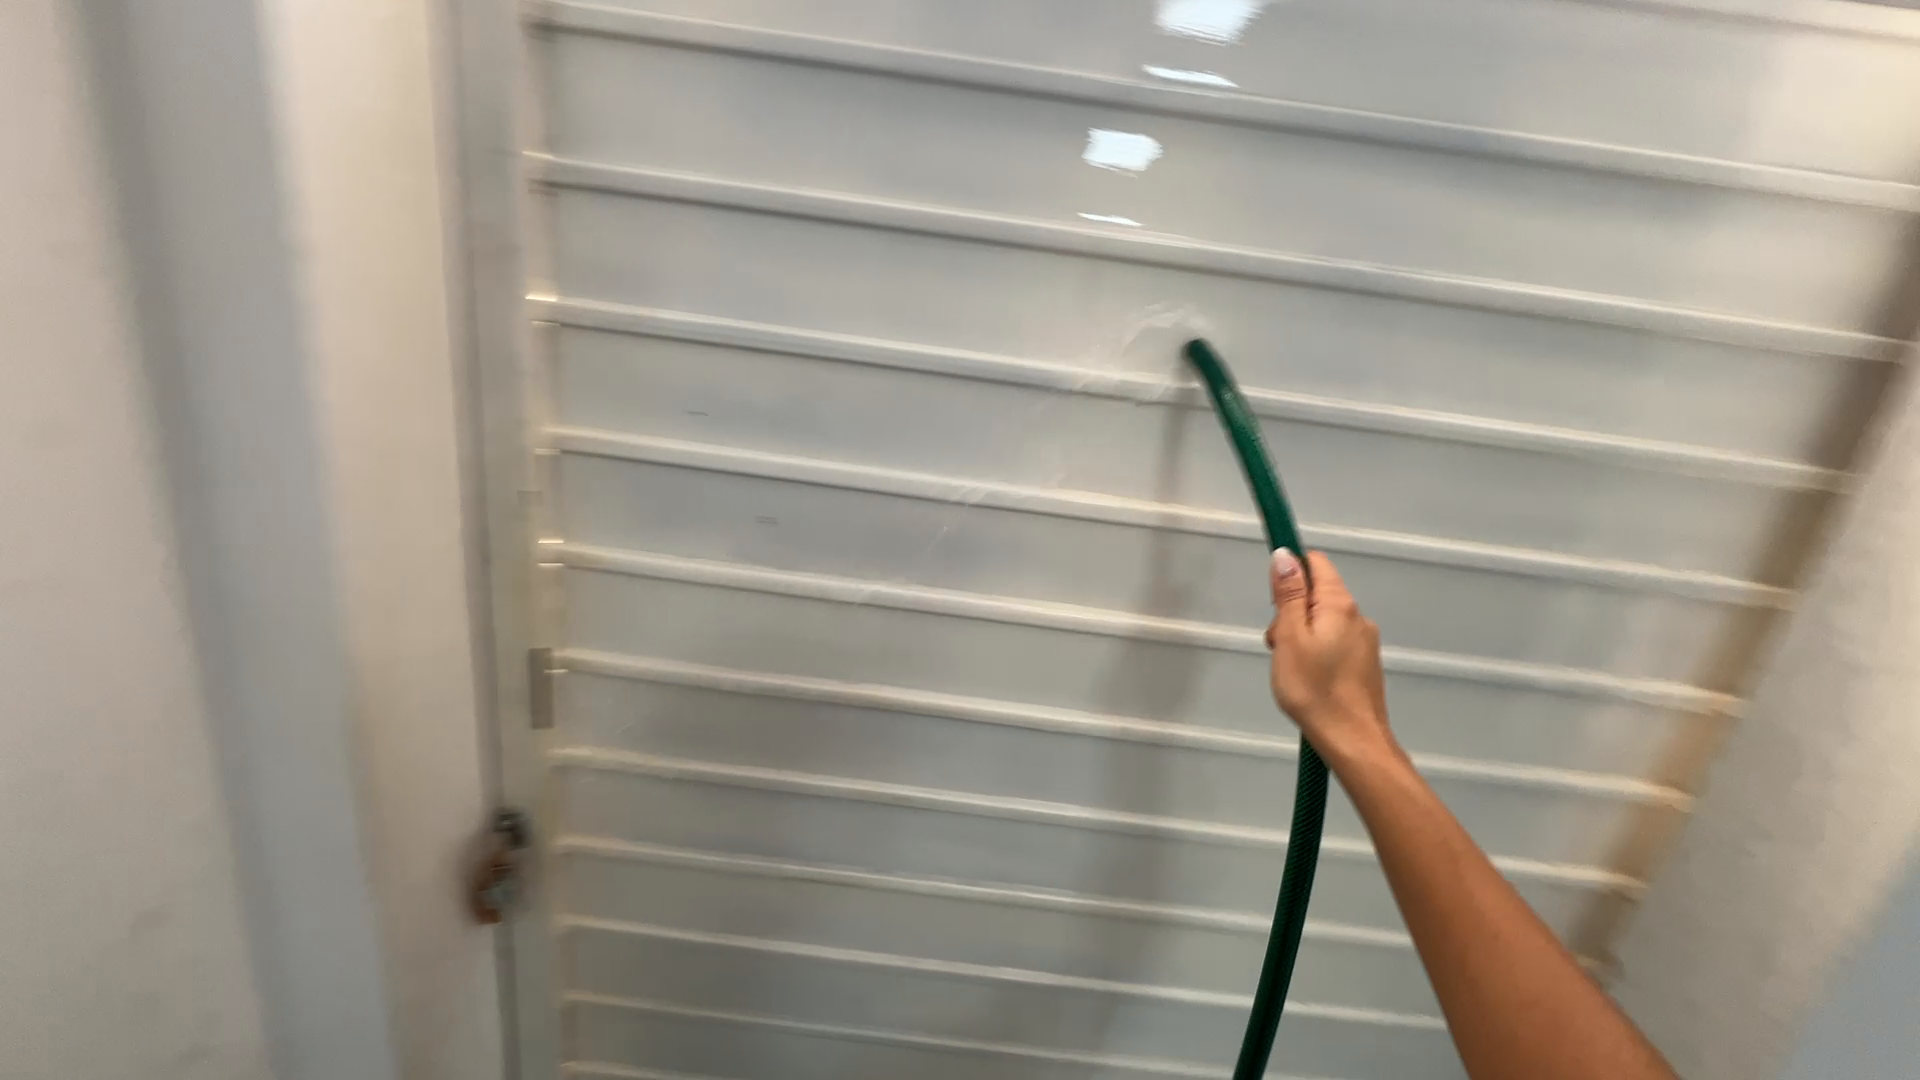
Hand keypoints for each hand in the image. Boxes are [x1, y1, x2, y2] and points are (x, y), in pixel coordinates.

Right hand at [1265, 549, 1395, 768]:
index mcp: (1340, 605)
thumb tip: (1285, 555)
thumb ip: (1288, 595)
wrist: (1352, 740)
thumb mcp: (1290, 637)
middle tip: (1278, 644)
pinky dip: (1315, 651)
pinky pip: (1333, 641)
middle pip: (1316, 594)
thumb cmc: (1313, 688)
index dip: (1289, 573)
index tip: (1274, 603)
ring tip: (1290, 667)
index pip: (1316, 563)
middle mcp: (1358, 616)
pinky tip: (1307, 677)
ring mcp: (1364, 641)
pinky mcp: (1364, 663)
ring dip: (1299, 634)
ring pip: (1322, 620)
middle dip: (1290, 611)